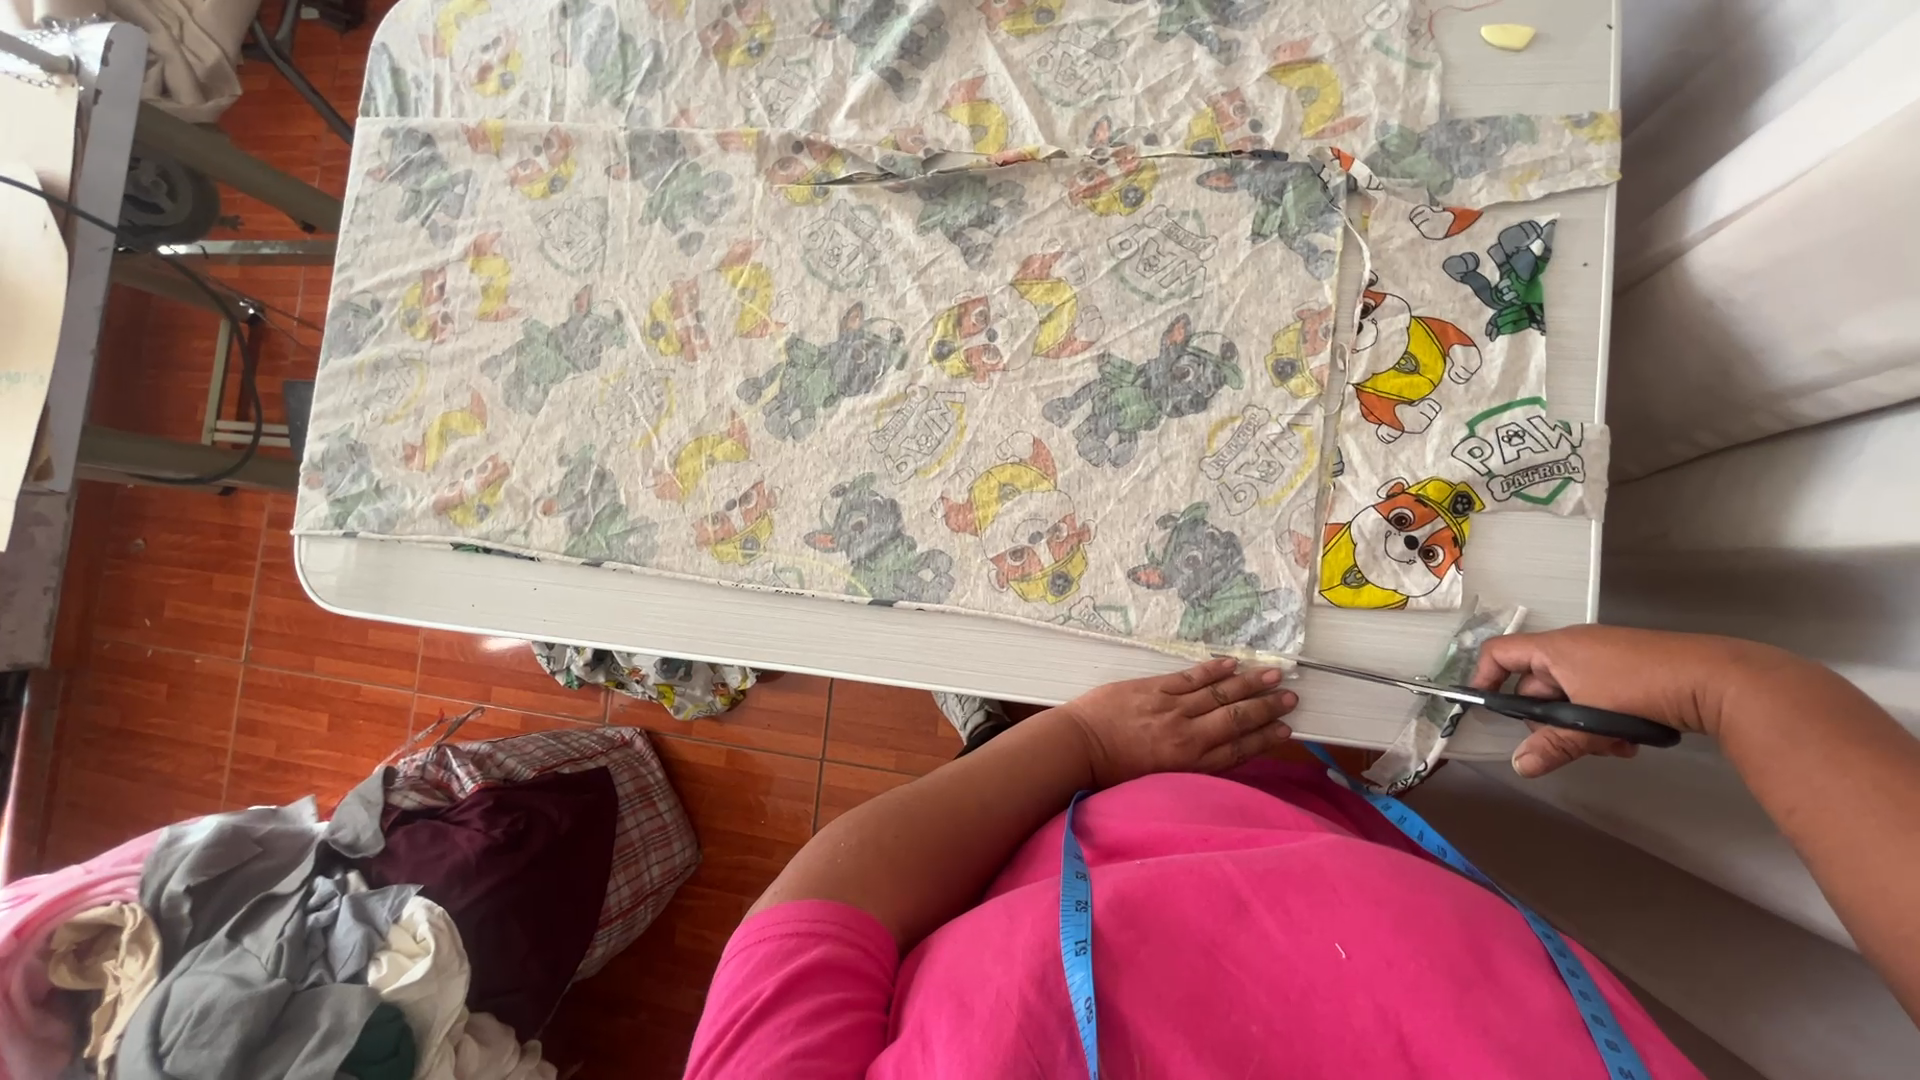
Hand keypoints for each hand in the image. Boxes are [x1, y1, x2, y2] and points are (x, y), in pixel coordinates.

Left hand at [1055, 658, 1296, 787]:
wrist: (1076, 748)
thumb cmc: (1110, 771)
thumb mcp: (1158, 781)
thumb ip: (1188, 767)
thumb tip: (1215, 755)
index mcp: (1188, 764)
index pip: (1237, 750)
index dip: (1264, 739)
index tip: (1286, 730)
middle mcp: (1186, 736)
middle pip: (1235, 719)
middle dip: (1266, 708)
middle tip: (1291, 698)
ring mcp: (1170, 709)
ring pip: (1218, 694)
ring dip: (1249, 683)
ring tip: (1274, 674)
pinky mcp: (1153, 689)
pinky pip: (1190, 677)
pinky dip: (1213, 670)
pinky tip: (1232, 663)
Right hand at [1470, 625, 1786, 777]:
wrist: (1723, 679)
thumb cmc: (1642, 688)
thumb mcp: (1590, 720)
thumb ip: (1553, 744)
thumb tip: (1520, 766)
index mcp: (1555, 648)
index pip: (1499, 653)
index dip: (1484, 677)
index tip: (1485, 707)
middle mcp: (1576, 646)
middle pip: (1537, 683)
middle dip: (1550, 719)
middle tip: (1569, 743)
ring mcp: (1607, 657)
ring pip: (1573, 695)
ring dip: (1582, 725)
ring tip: (1612, 746)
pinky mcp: (1635, 670)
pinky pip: (1600, 694)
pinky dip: (1606, 718)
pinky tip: (1630, 740)